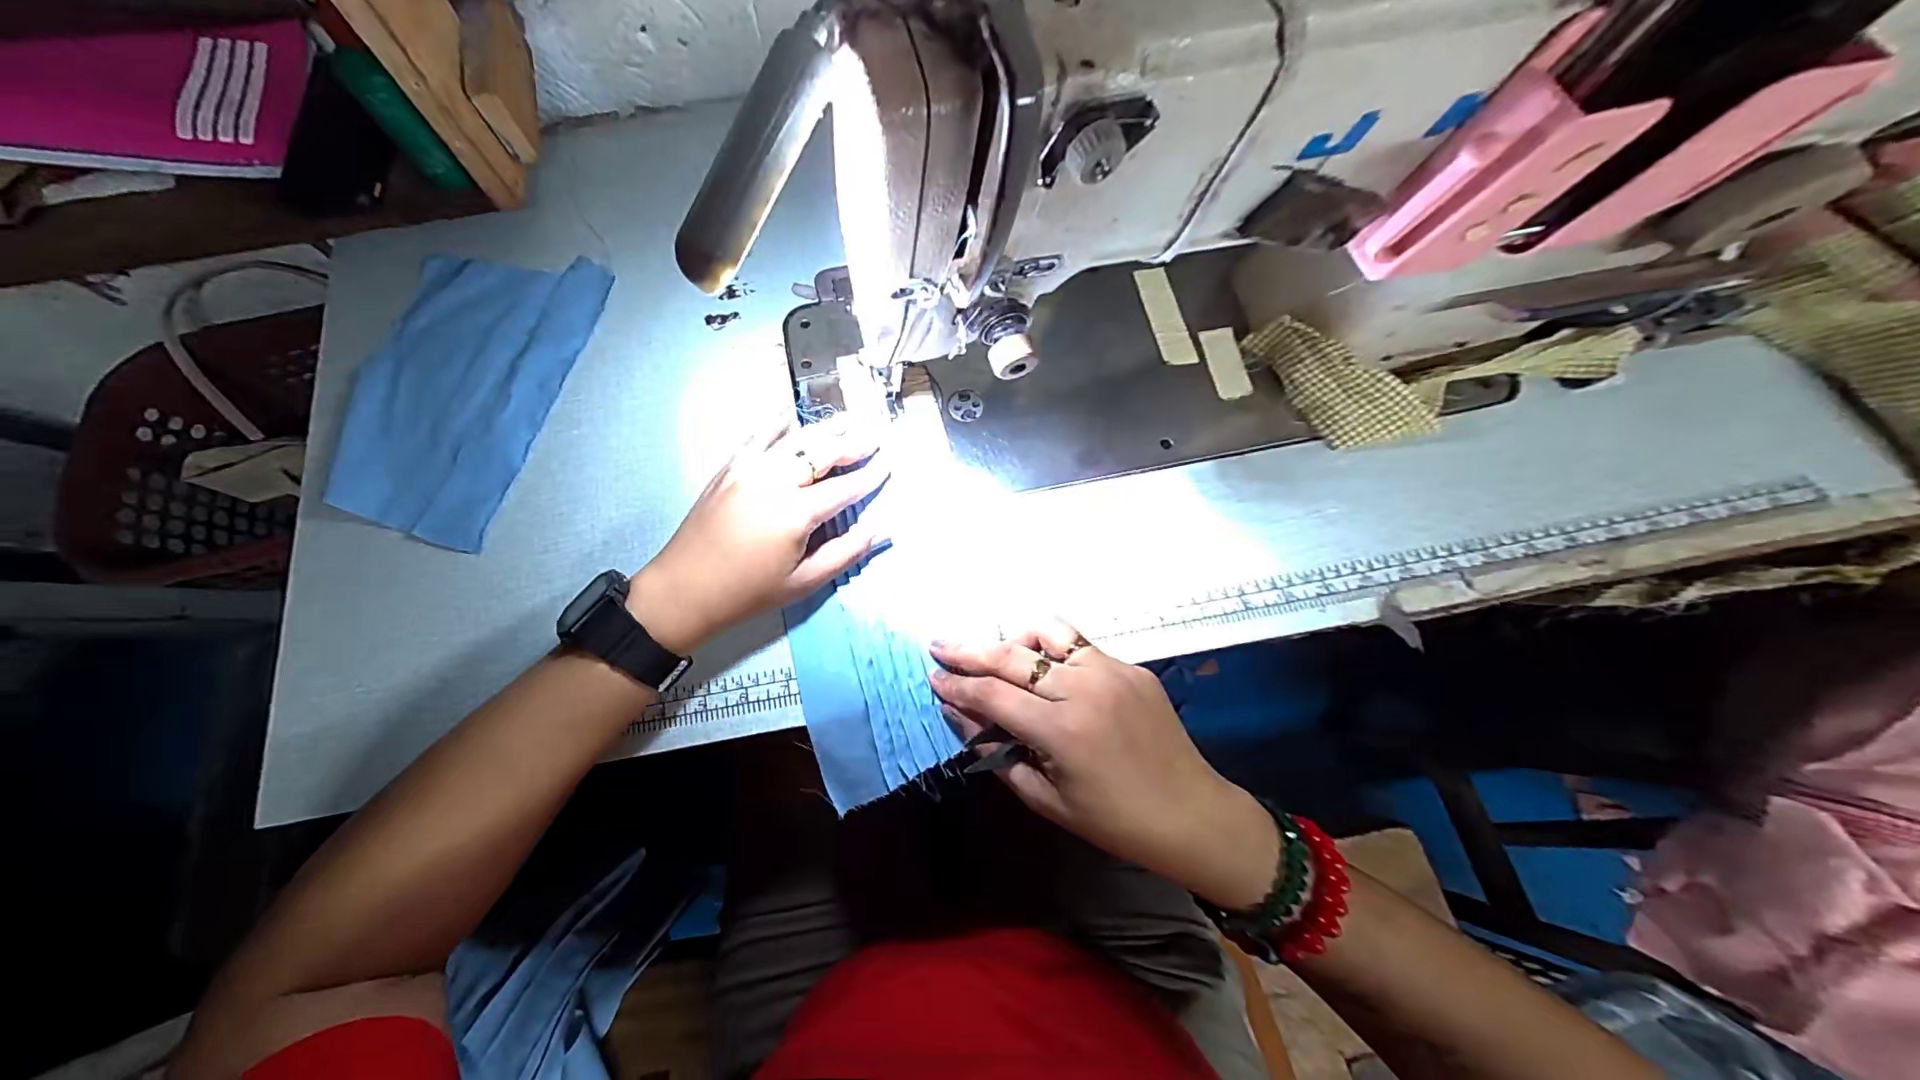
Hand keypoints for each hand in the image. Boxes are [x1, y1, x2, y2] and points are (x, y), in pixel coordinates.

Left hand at [629, 417, 889, 654]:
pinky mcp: (728, 470)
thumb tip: (879, 530)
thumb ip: (846, 552)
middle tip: (875, 434)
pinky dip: (777, 425)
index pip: (843, 488)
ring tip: (847, 421)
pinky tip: (791, 416)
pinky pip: (757, 439)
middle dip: (851, 443)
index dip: (869, 476)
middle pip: (820, 453)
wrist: (684, 590)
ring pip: (792, 440)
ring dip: (823, 430)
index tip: (888, 464)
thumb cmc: (748, 592)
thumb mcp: (805, 582)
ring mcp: (747, 471)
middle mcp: (772, 482)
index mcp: (795, 513)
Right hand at [929, 620, 1279, 908]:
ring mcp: (1111, 670)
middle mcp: (1084, 688)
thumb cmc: (1114, 821)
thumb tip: (965, 718)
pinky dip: (1053, 650)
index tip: (933, 678)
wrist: (1191, 813)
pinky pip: (1080, 646)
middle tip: (940, 645)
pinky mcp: (1131, 667)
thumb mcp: (1046, 799)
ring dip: (1014, 640)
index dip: (957, 686)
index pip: (993, 695)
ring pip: (1048, 635)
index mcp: (1061, 729)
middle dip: (970, 651)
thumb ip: (999, 755)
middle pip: (1012, 656)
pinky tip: (1042, 665)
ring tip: (995, 653)